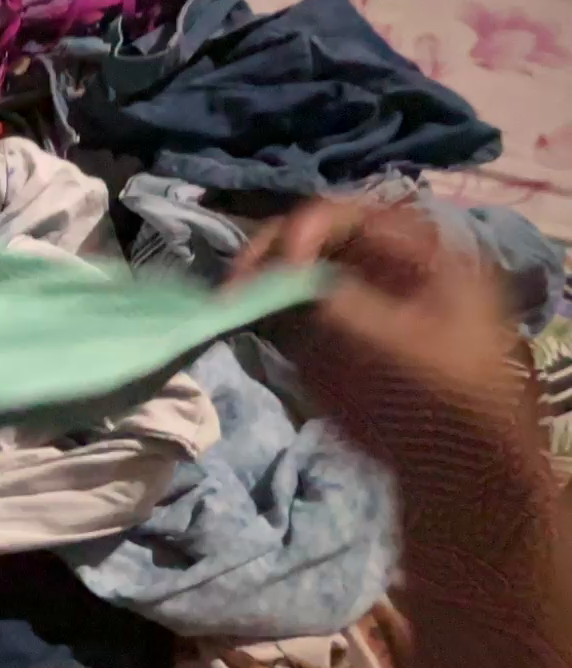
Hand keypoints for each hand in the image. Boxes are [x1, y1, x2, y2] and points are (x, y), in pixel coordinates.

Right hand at [230, 201, 541, 504]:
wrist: (439, 451)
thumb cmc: (436, 391)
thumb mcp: (395, 338)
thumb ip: (338, 298)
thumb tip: (279, 274)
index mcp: (414, 257)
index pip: (348, 216)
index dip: (306, 229)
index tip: (281, 266)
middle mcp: (371, 267)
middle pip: (305, 235)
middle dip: (266, 251)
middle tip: (237, 283)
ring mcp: (339, 296)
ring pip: (280, 265)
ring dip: (249, 275)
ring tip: (228, 299)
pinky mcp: (311, 328)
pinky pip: (271, 301)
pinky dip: (246, 302)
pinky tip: (229, 312)